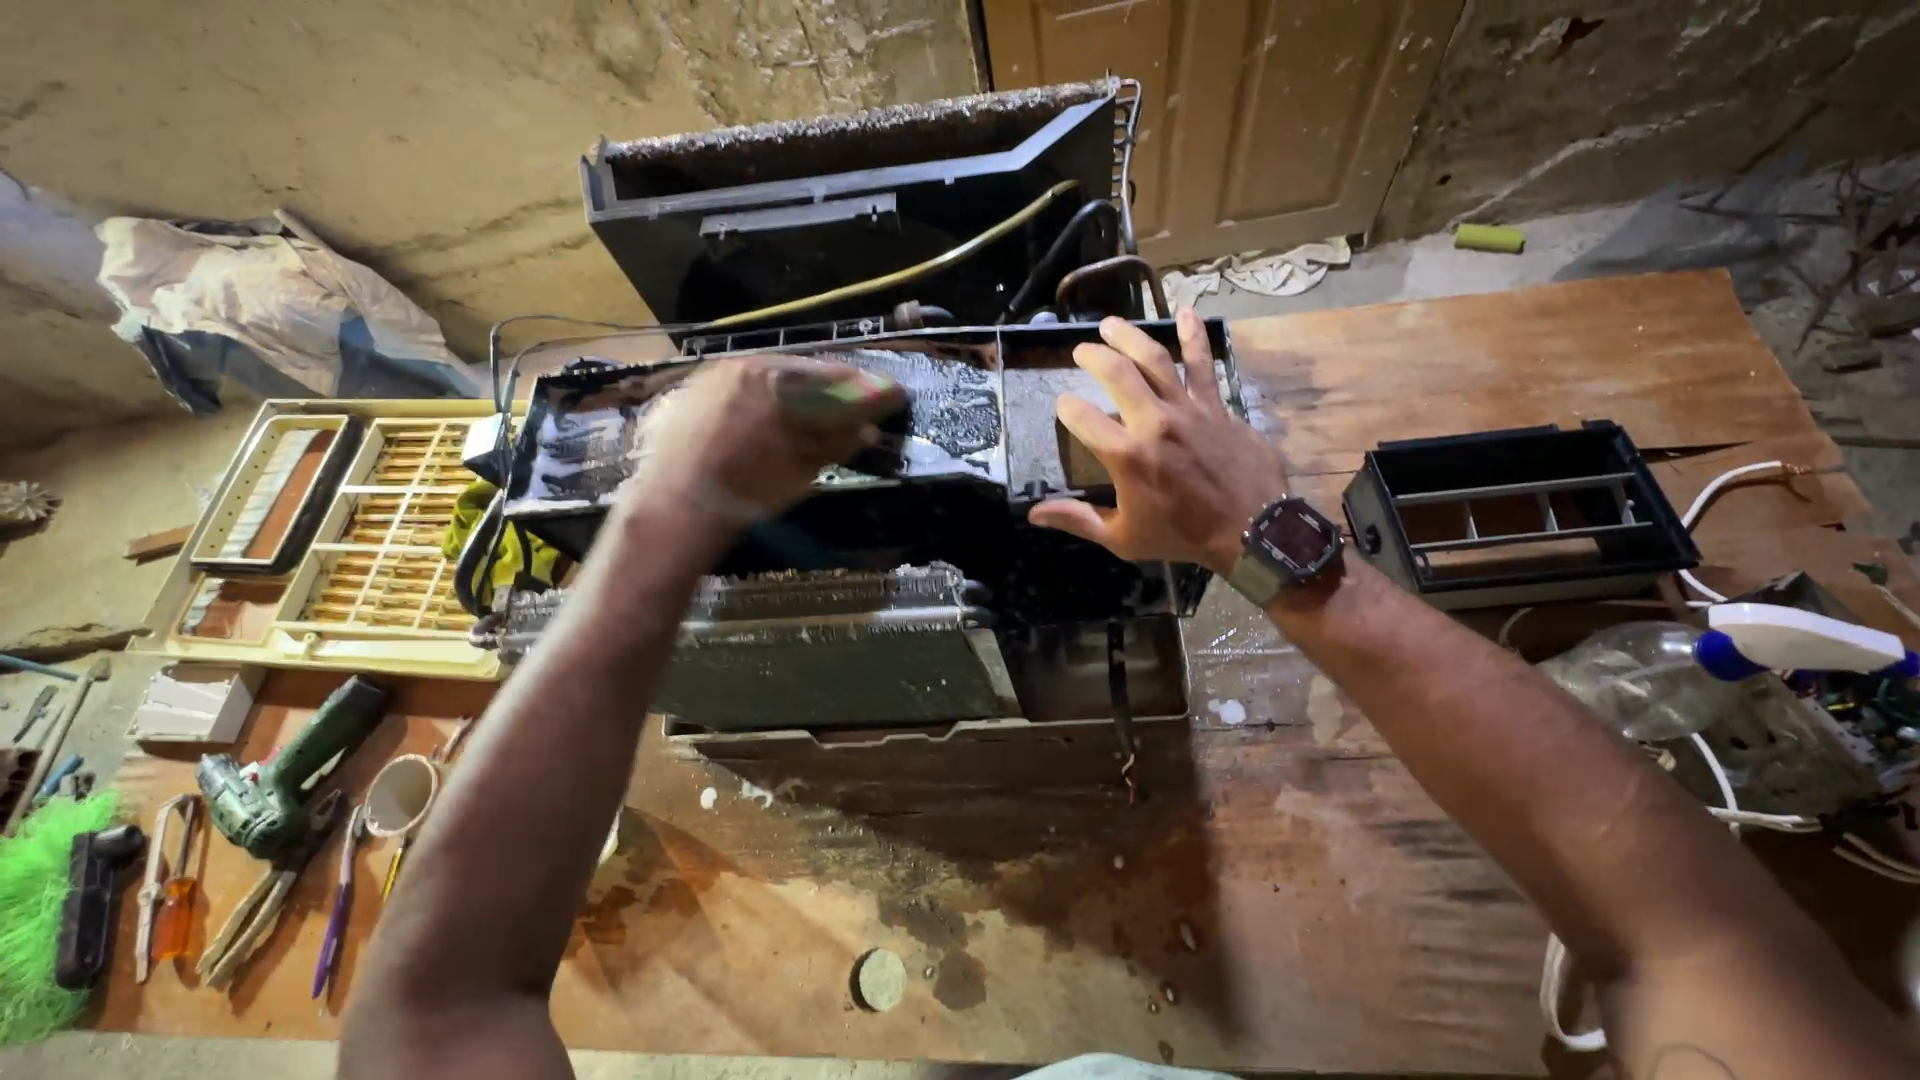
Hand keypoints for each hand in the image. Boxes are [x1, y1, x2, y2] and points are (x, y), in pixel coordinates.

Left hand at [621, 355, 905, 526]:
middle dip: (826, 392)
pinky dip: (760, 410)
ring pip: (762, 386)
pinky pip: (735, 399)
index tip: (888, 394)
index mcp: (768, 372)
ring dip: (792, 400)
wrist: (675, 509)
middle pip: (793, 375)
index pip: (828, 373)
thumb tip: (868, 430)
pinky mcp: (683, 404)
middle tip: (852, 409)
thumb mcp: (801, 465)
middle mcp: (734, 366)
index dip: (862, 386)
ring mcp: (705, 383)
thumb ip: (837, 440)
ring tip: (813, 422)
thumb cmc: (745, 485)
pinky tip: (768, 431)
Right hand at [1027, 311, 1288, 574]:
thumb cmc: (1182, 536)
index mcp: (1127, 456)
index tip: (1063, 404)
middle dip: (1093, 357)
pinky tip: (1186, 313)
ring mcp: (1188, 409)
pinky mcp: (1215, 406)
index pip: (1083, 418)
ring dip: (1129, 337)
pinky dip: (1194, 337)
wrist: (1251, 530)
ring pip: (1154, 359)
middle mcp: (1153, 422)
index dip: (1067, 408)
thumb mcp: (1123, 538)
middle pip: (1116, 374)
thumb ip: (1078, 519)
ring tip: (1111, 324)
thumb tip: (1034, 513)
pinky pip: (1201, 365)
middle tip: (1081, 350)